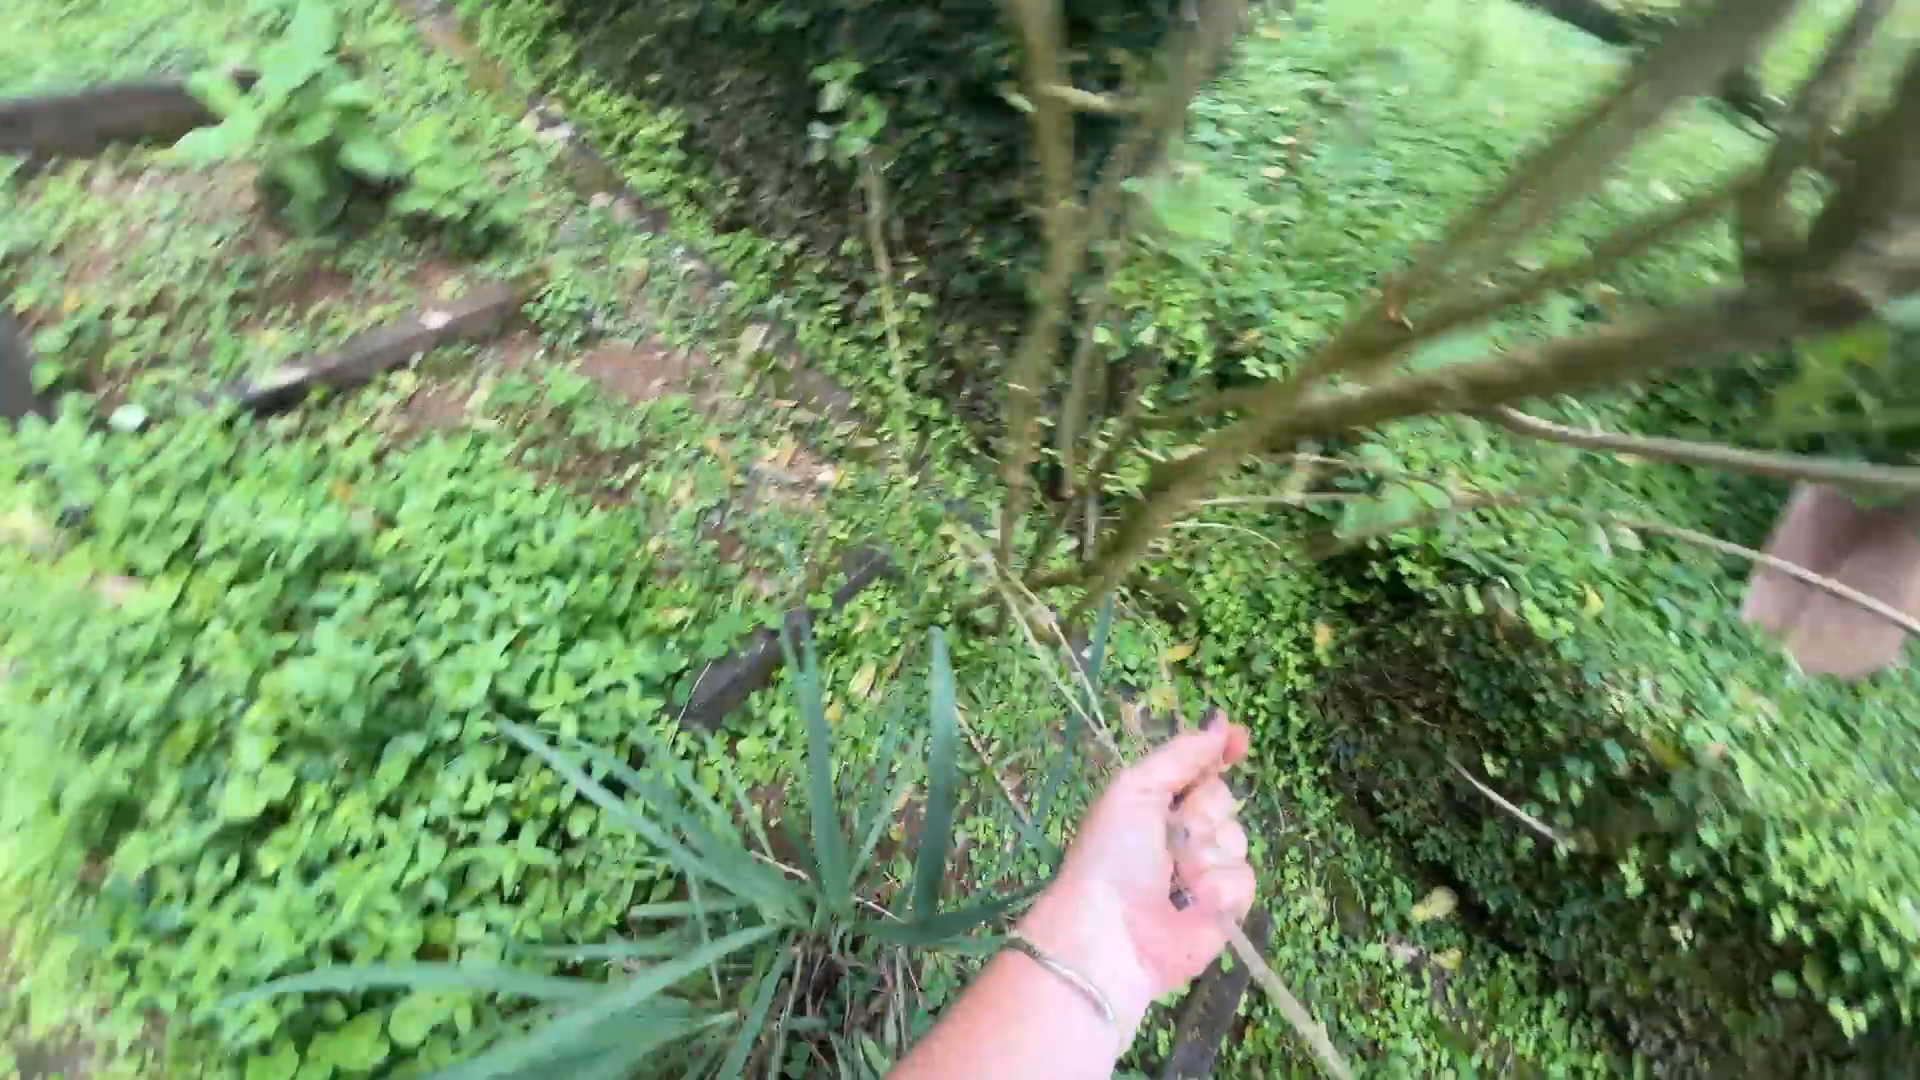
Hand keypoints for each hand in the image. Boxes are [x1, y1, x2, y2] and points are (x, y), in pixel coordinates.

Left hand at [1015, 712, 1254, 1032]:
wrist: (1111, 933)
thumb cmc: (1113, 852)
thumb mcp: (1137, 789)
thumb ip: (1181, 755)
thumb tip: (1221, 721)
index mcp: (1154, 796)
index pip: (1199, 764)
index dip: (1220, 750)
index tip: (1238, 739)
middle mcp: (1181, 828)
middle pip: (1221, 797)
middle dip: (1201, 811)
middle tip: (1172, 831)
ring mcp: (1204, 867)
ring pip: (1237, 837)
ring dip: (1207, 853)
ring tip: (1175, 874)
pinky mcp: (1224, 907)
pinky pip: (1244, 879)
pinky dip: (1218, 888)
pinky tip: (1192, 902)